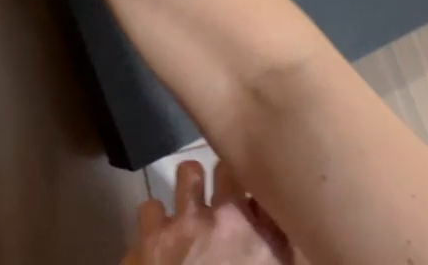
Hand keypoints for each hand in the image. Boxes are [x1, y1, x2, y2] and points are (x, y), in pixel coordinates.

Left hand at [123, 161, 293, 264]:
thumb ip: (277, 256)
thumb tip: (275, 244)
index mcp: (264, 243)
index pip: (267, 196)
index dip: (260, 194)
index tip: (256, 201)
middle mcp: (227, 221)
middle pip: (227, 171)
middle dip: (225, 177)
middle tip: (222, 194)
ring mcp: (187, 223)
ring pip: (188, 172)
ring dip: (189, 185)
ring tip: (190, 202)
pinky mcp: (152, 235)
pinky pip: (150, 207)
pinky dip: (154, 221)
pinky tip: (157, 235)